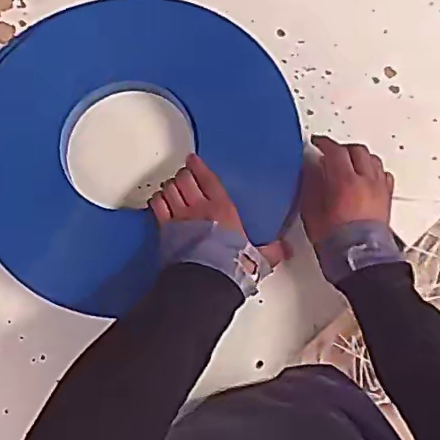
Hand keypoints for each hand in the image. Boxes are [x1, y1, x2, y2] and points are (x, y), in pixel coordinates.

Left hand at [149, 154, 291, 265]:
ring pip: (169, 189)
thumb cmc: (232, 266)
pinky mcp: (166, 229)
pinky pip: (157, 205)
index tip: (193, 160)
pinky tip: (159, 200)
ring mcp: (180, 217)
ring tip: (171, 187)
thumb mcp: (259, 257)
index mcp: (223, 209)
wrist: (207, 279)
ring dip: (169, 186)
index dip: (199, 167)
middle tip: (184, 176)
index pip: (208, 179)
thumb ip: (270, 250)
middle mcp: (199, 208)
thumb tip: (283, 250)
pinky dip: (157, 200)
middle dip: (183, 175)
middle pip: (185, 179)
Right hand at [300, 135, 393, 246]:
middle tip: (330, 152)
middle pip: (357, 150)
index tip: (317, 143)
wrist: (360, 260)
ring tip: (347, 162)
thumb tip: (311, 170)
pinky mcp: (386, 198)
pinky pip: (382, 174)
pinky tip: (364, 176)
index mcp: (346, 182)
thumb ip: (311, 185)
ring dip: (358, 157)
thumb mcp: (312, 212)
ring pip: (372, 159)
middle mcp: (367, 181)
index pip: (335, 150)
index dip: (324, 143)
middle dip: (342, 148)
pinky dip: (372, 170)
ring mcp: (379, 189)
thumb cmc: (338, 242)